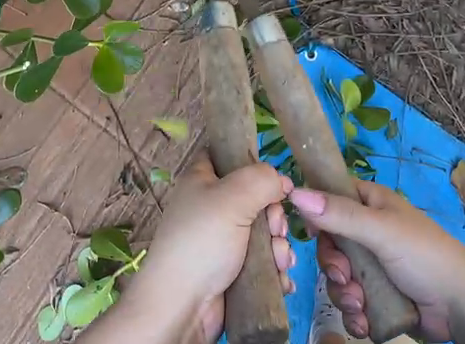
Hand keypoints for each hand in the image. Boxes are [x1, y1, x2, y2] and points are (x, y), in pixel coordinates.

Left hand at [108, 156, 294, 342]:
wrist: (182, 307)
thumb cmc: (201, 242)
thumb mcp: (232, 197)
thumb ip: (262, 179)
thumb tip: (283, 181)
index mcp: (203, 179)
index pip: (228, 156)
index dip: (253, 164)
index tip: (273, 181)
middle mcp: (213, 207)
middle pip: (256, 198)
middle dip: (274, 216)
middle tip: (275, 230)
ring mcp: (224, 241)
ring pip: (264, 233)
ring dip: (279, 247)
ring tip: (279, 262)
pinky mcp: (234, 271)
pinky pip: (264, 263)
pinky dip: (276, 270)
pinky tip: (281, 278)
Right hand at [289, 180, 464, 341]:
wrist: (461, 306)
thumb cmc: (424, 255)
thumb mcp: (380, 230)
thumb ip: (339, 215)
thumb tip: (295, 192)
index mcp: (370, 204)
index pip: (330, 199)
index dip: (317, 215)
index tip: (313, 234)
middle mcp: (367, 231)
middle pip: (329, 244)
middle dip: (333, 266)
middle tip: (346, 278)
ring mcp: (372, 266)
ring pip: (337, 277)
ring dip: (343, 295)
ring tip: (361, 305)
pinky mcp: (376, 296)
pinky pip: (349, 303)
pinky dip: (353, 314)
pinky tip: (364, 321)